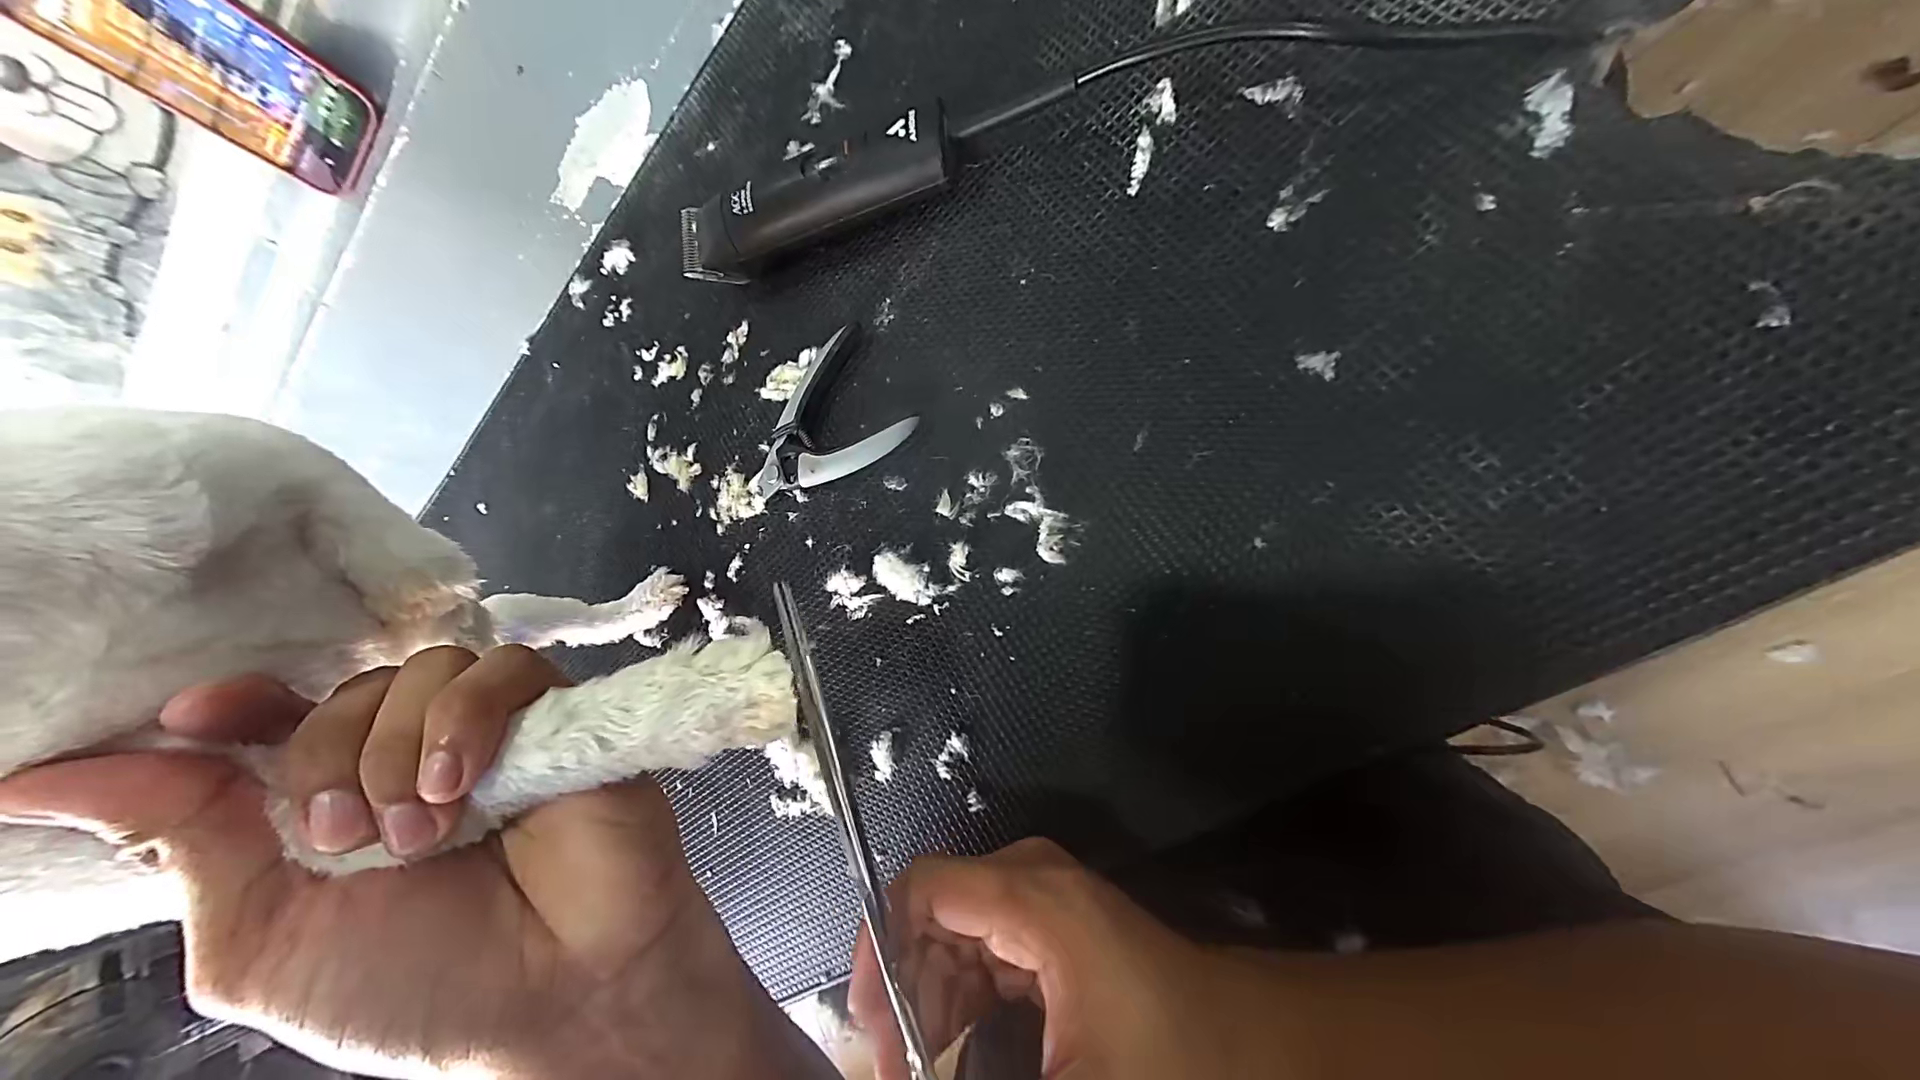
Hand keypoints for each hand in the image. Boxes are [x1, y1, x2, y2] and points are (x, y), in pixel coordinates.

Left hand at [0, 646, 830, 1079]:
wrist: (561, 987)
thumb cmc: (421, 982)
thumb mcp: (268, 938)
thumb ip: (194, 844)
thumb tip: (40, 782)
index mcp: (347, 795)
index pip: (287, 714)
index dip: (242, 702)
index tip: (197, 715)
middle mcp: (420, 750)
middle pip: (354, 688)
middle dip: (328, 755)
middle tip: (349, 839)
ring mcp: (498, 727)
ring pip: (431, 668)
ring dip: (402, 742)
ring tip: (423, 826)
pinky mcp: (564, 713)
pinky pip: (511, 668)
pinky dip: (471, 712)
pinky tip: (464, 780)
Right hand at [849, 838, 1271, 1079]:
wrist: (1252, 1044)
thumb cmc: (1172, 1062)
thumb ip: (975, 1079)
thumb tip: (906, 1077)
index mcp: (1031, 898)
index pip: (921, 889)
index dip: (882, 951)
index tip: (872, 1032)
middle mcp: (1029, 880)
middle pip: (932, 915)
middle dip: (905, 990)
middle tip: (898, 1068)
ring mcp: (1042, 898)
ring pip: (953, 934)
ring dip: (931, 1001)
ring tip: (923, 1067)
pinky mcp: (1051, 924)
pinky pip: (982, 947)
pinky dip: (960, 996)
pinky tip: (955, 1048)